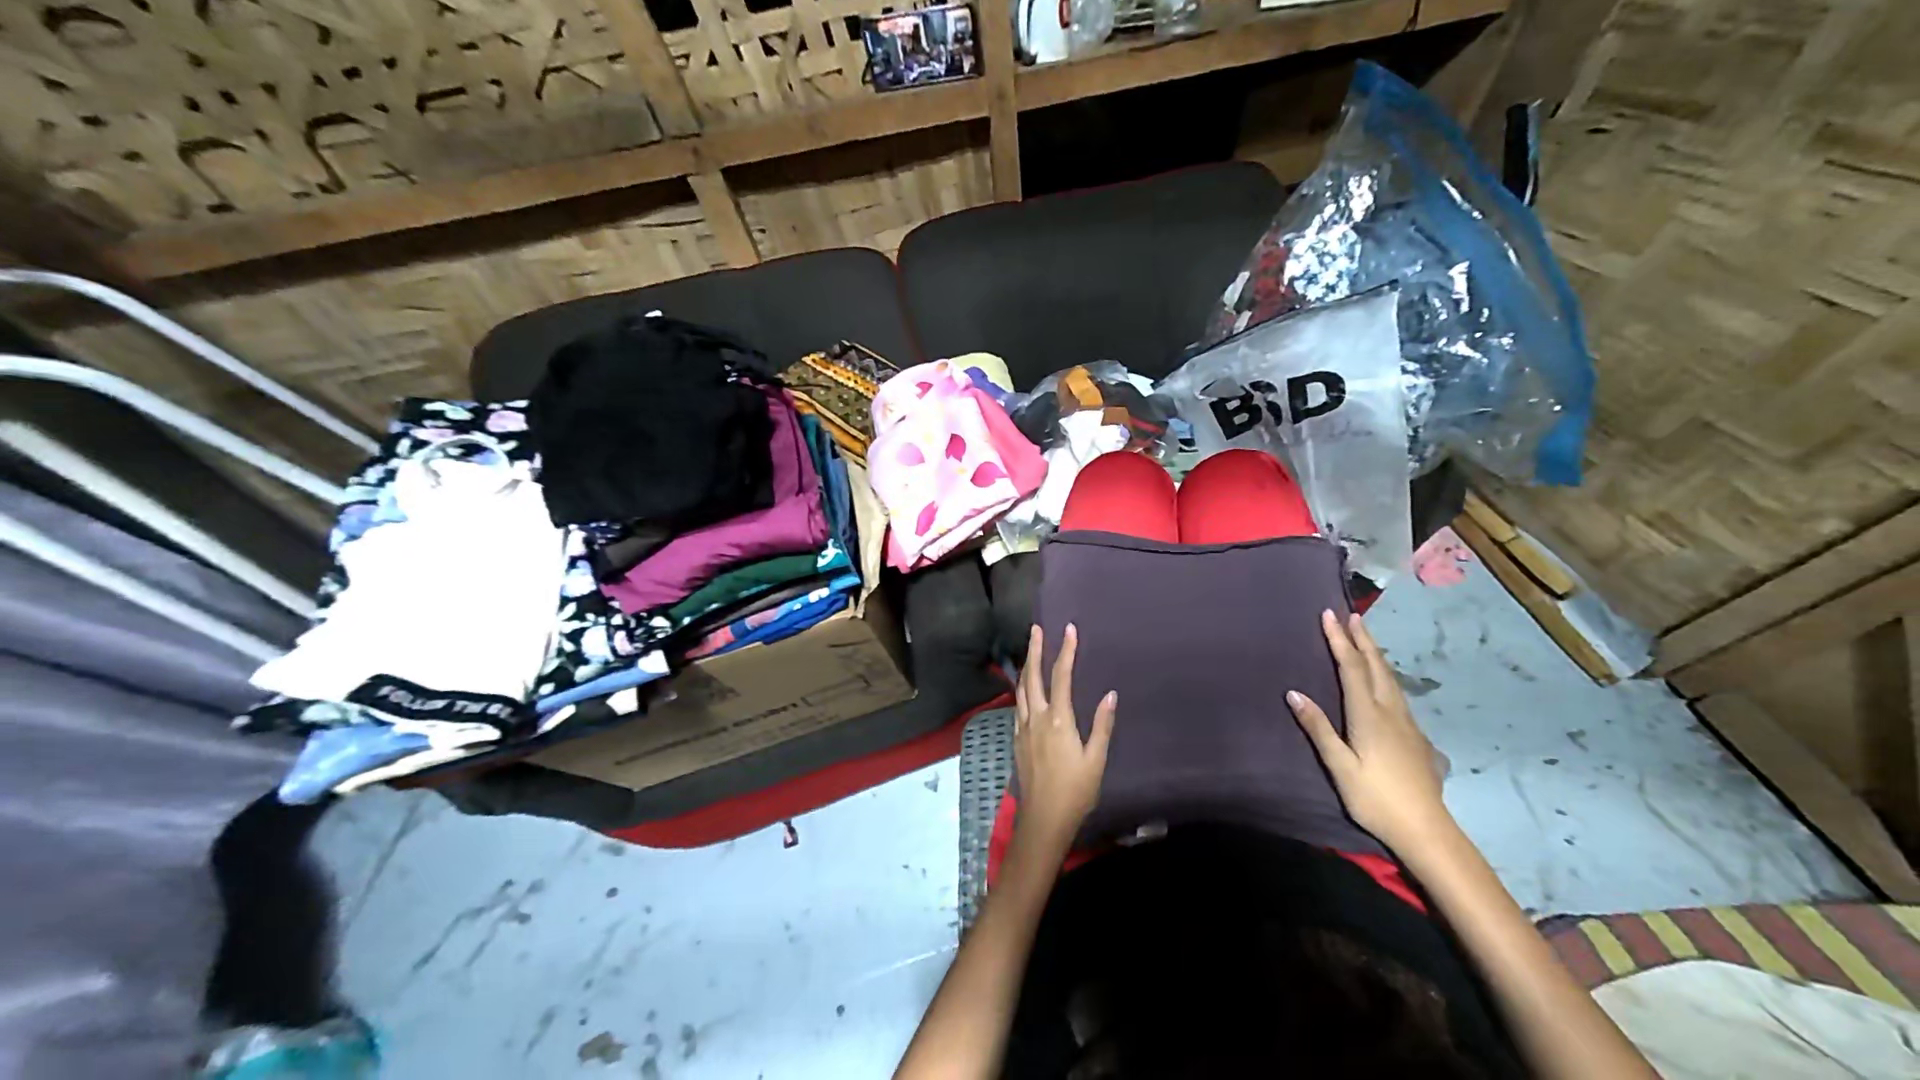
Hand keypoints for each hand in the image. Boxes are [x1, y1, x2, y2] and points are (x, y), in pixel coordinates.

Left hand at [1013, 624, 1116, 851]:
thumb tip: (1110, 694)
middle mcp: (1036, 718)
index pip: (1061, 677)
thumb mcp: (1096, 760)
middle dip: (1034, 650)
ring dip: (1026, 667)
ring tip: (1030, 650)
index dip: (1065, 651)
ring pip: (1021, 689)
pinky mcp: (1017, 739)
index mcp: (1058, 720)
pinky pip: (1018, 705)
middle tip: (1035, 629)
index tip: (1069, 630)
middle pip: (1033, 676)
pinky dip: (1022, 688)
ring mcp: (1023, 728)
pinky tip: (1025, 688)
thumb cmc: (1076, 791)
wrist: (1043, 818)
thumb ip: (1102, 725)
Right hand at [1289, 610, 1450, 851]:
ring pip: (1389, 677)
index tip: (1328, 615)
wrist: (1426, 828)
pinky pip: (1396, 691)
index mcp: (1368, 715)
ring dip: (1374, 653)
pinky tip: (1382, 677)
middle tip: (1351, 615)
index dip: (1339, 641)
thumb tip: (1294, 693)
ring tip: (1365, 636)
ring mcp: (1406, 722)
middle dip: (1361, 639)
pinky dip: (1383, 672)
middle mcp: (1389, 711)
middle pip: (1374, 666)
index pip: (1351, 668)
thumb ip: (1319, 728)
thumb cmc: (1375, 798)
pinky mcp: (1414, 734)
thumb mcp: (1339, 766)